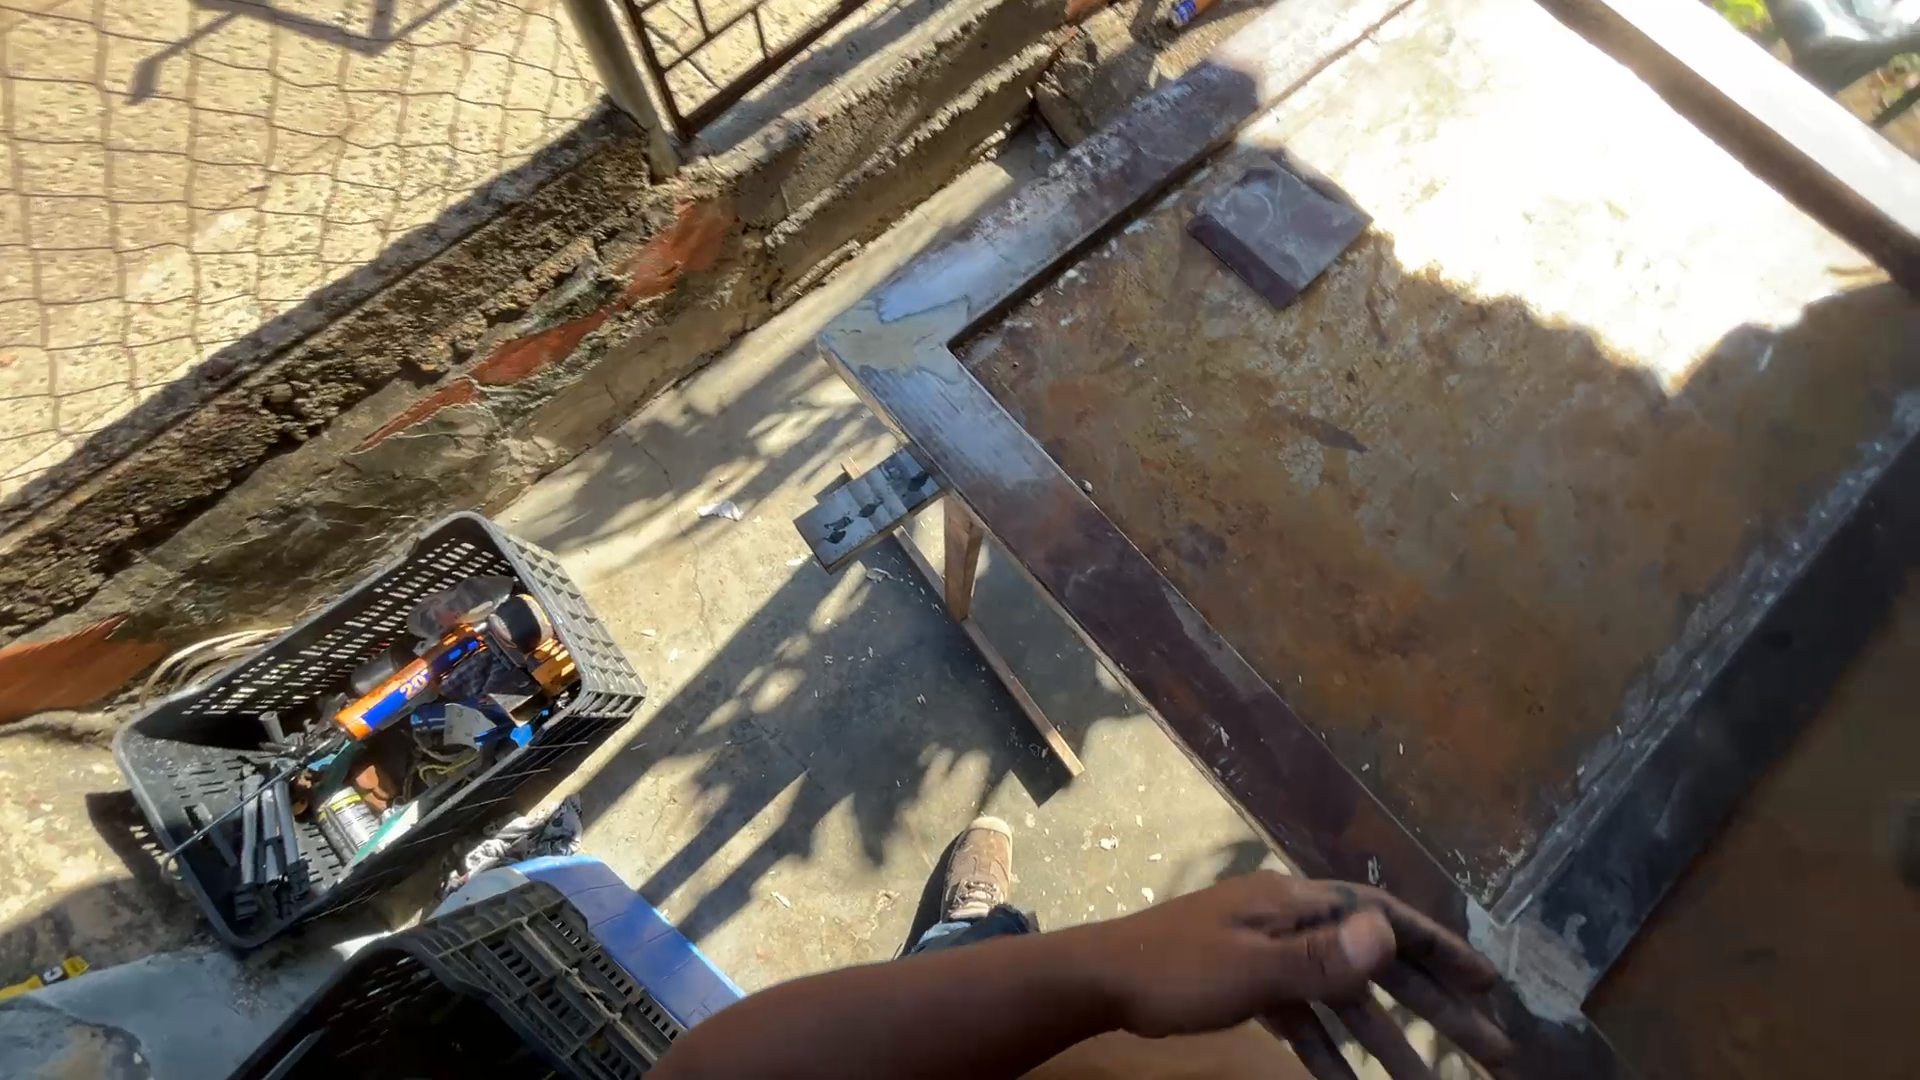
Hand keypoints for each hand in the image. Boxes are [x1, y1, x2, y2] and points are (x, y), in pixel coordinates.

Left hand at [1070, 871, 1512, 1079]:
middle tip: (1494, 1050)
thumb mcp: (1252, 968)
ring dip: (1385, 1041)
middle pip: (1370, 957)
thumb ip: (1320, 956)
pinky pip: (1304, 1016)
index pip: (1376, 912)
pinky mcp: (1249, 982)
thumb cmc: (1177, 969)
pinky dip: (1329, 1051)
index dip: (1435, 944)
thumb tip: (1387, 929)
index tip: (1488, 982)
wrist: (1107, 979)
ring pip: (1341, 995)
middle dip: (1430, 1002)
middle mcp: (1285, 919)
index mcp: (1289, 902)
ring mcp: (1266, 951)